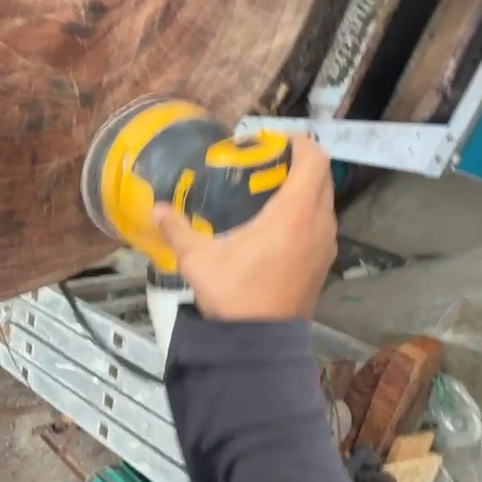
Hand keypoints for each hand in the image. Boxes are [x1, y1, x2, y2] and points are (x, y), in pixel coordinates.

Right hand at [152, 136, 337, 320]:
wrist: (260, 341)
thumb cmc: (233, 294)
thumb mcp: (197, 260)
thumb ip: (177, 229)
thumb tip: (156, 209)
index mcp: (293, 214)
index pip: (313, 160)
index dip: (298, 143)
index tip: (273, 141)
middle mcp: (318, 223)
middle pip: (321, 177)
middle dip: (299, 163)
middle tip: (265, 164)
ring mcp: (325, 244)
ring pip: (323, 201)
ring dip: (304, 189)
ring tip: (269, 191)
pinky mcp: (323, 261)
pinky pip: (321, 222)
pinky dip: (305, 212)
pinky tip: (275, 225)